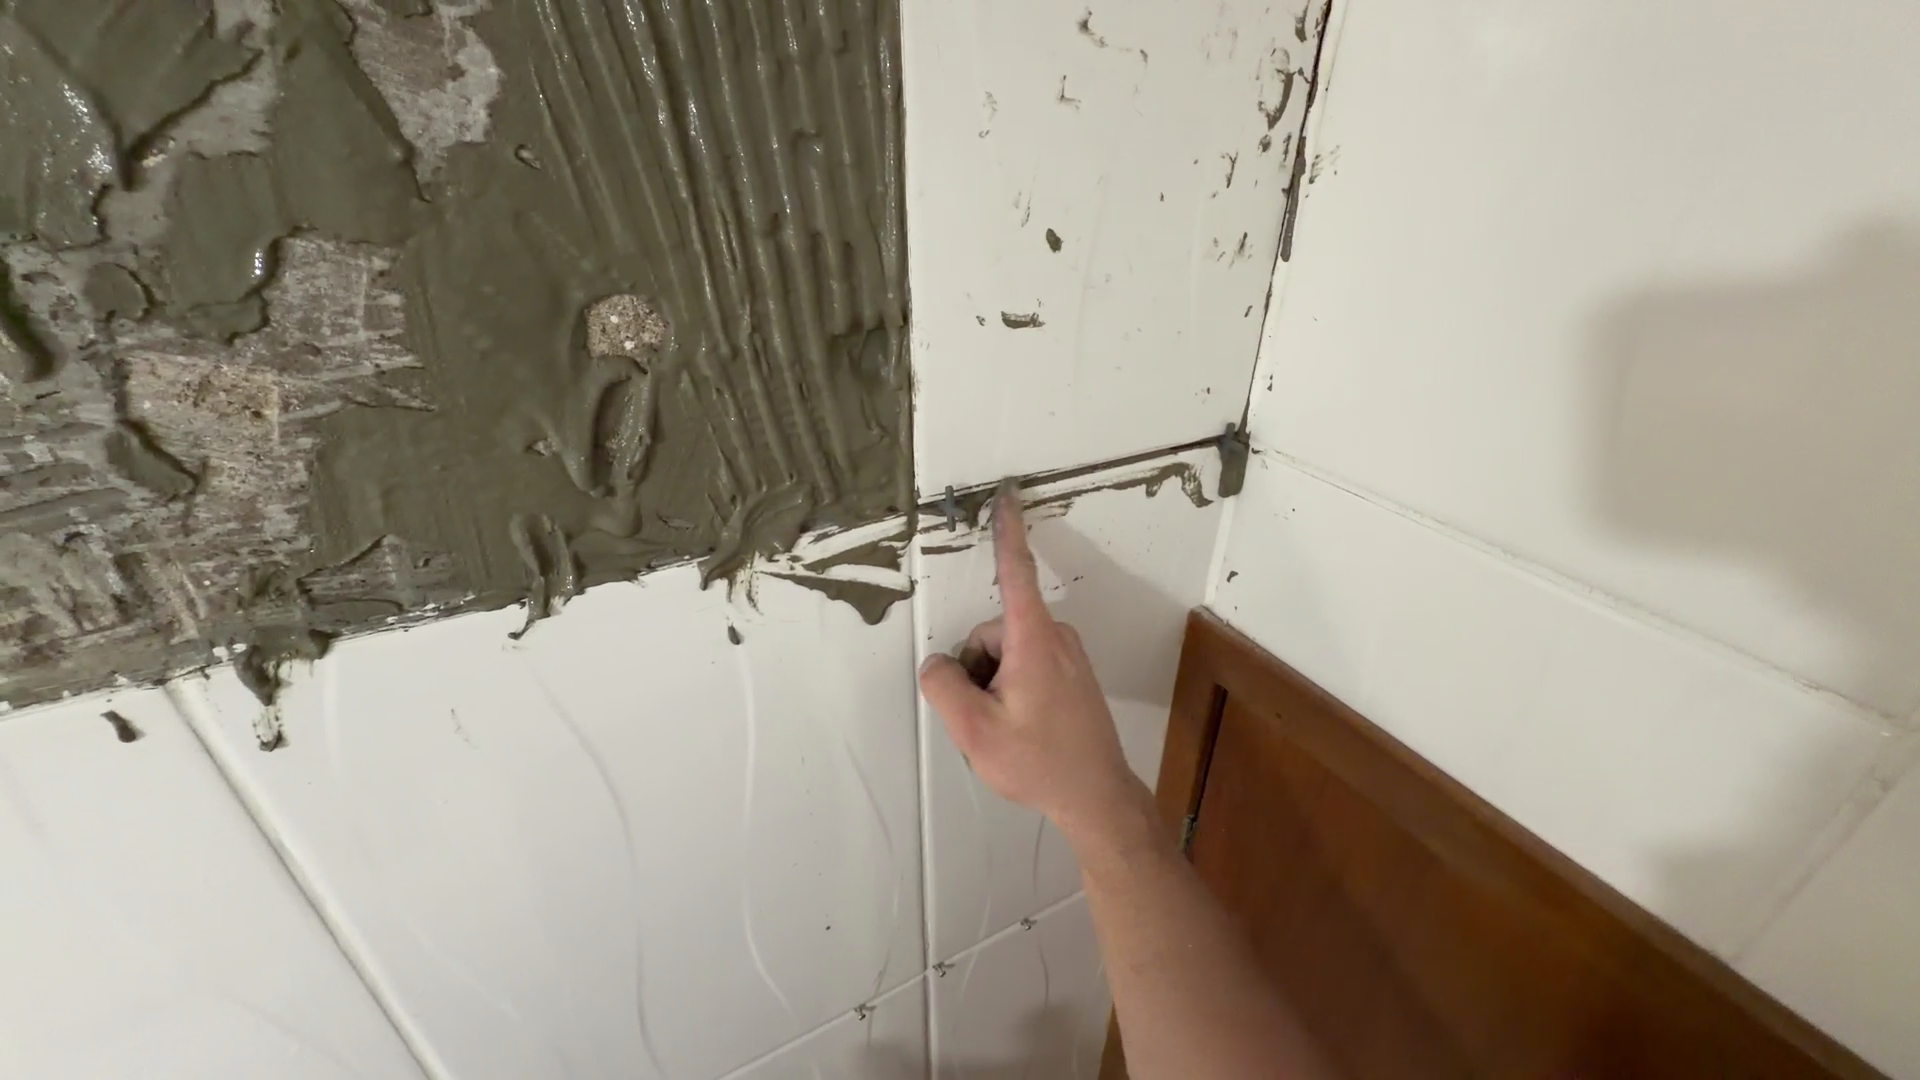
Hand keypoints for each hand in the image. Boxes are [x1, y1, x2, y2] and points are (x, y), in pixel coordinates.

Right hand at [919, 480, 1149, 840]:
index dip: (1007, 532)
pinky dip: (1011, 688)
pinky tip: (1021, 727)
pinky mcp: (1071, 672)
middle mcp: (1055, 636)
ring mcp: (1067, 655)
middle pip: (992, 633)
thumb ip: (944, 685)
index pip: (1016, 573)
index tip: (1007, 494)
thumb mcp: (973, 730)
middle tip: (988, 717)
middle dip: (978, 668)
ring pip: (1005, 651)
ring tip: (1006, 727)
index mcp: (1033, 639)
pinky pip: (1025, 664)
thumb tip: (938, 663)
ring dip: (993, 682)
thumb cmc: (1038, 761)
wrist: (1096, 796)